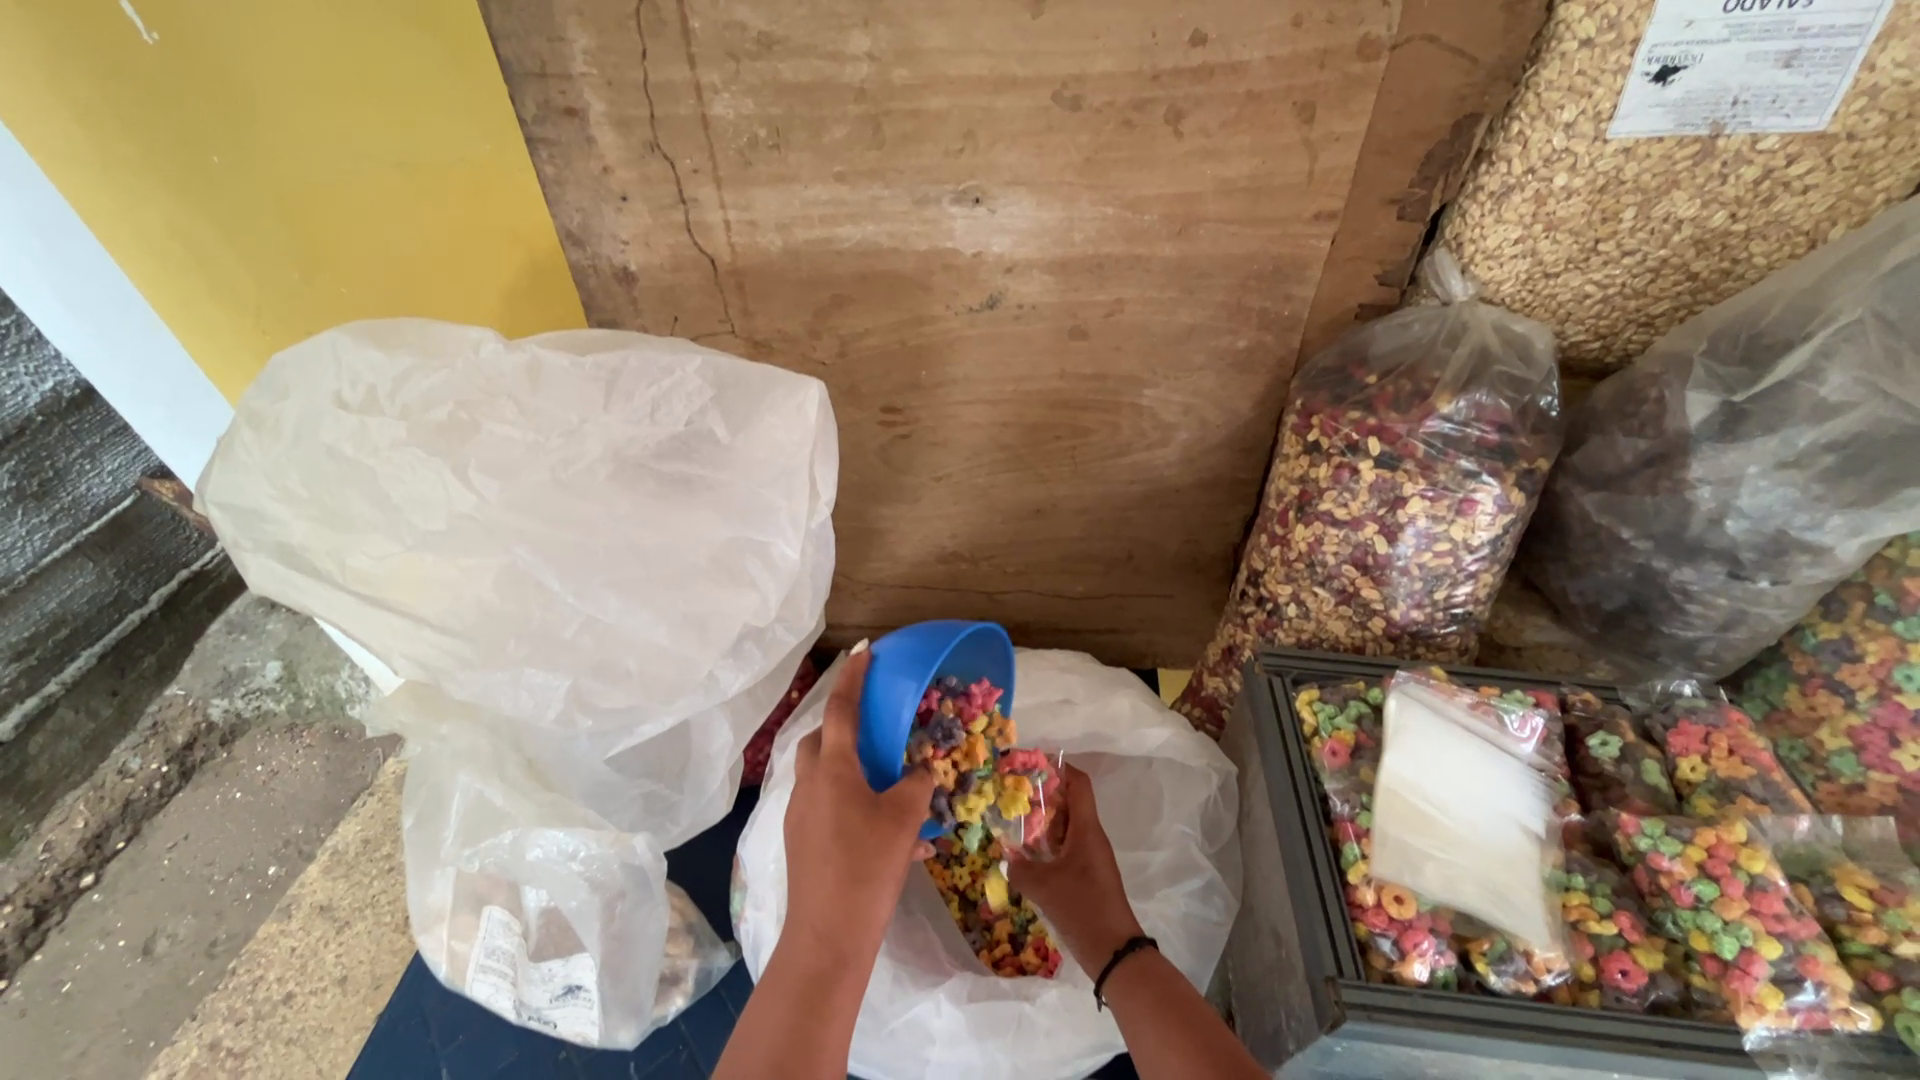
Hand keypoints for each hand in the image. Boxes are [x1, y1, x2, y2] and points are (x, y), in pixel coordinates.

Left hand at [781, 645, 936, 962]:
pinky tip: (879, 831)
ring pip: (819, 775)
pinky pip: (822, 806)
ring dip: (844, 768)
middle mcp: (808, 784)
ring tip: (882, 783)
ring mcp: (799, 815)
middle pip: (818, 741)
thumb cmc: (867, 866)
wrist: (829, 934)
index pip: (840, 709)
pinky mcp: (800, 842)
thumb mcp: (904, 819)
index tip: (864, 652)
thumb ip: (915, 785)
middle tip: (873, 729)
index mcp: (833, 768)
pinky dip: (846, 802)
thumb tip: (921, 771)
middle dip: (840, 727)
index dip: (853, 678)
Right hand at [1008, 763, 1144, 973]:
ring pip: (1066, 828)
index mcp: (1087, 830)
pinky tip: (1027, 858)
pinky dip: (1048, 847)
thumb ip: (1021, 869)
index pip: (1078, 784)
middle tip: (1013, 796)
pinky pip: (1066, 850)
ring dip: (1043, 823)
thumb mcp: (1044, 887)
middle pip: (1070, 803)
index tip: (1032, 764)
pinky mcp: (1087, 877)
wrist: (1114, 952)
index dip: (1059, 768)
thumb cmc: (1082, 908)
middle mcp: (1091, 838)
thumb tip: (1007, 859)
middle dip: (1043, 796)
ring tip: (1013, 823)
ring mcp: (1091, 858)